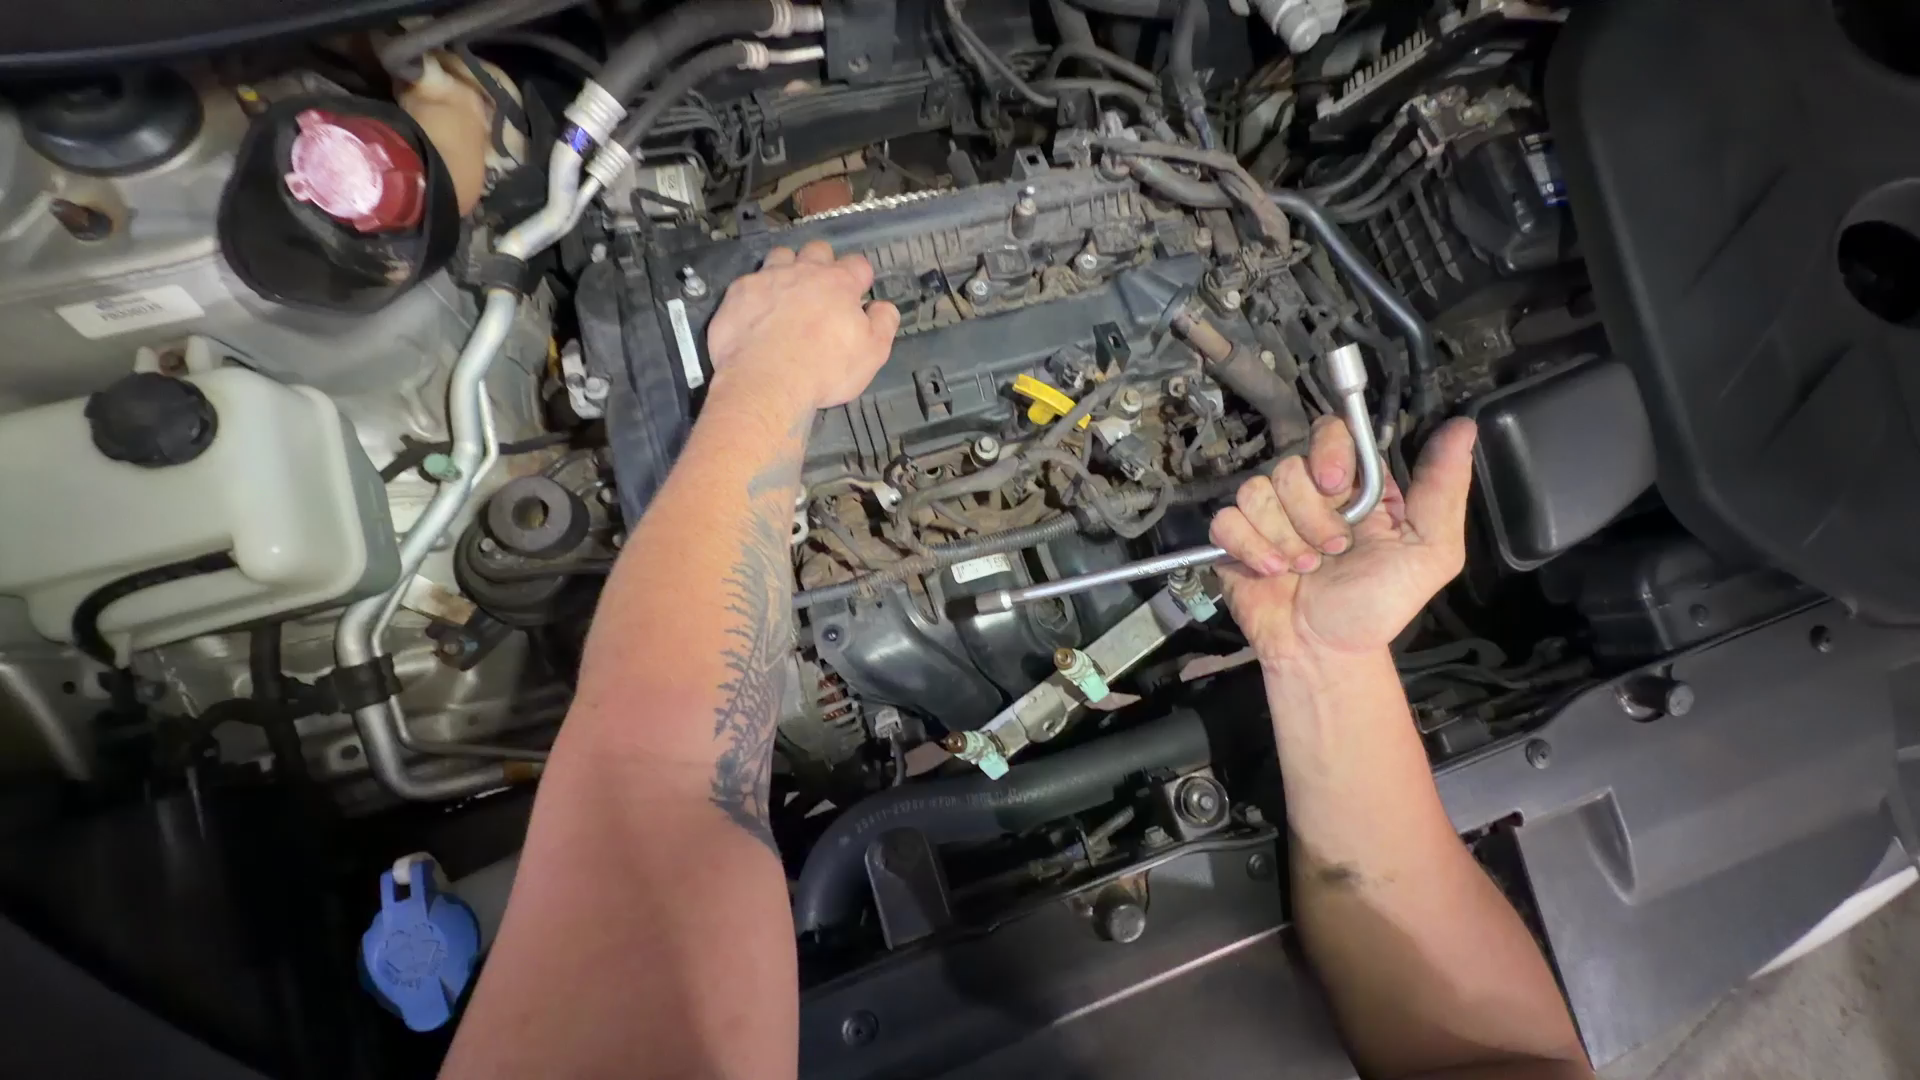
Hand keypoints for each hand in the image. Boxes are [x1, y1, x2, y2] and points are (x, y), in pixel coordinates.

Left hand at [705, 240, 900, 411]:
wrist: (767, 382)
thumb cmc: (826, 370)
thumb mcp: (873, 354)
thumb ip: (883, 324)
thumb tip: (884, 307)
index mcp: (840, 284)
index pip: (858, 264)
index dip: (860, 278)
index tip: (857, 296)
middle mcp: (804, 271)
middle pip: (818, 250)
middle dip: (823, 265)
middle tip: (822, 293)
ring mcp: (768, 278)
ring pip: (782, 255)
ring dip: (788, 268)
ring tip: (788, 294)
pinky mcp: (739, 293)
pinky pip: (750, 281)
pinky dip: (757, 293)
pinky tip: (757, 313)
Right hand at [1208, 415, 1477, 666]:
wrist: (1324, 651)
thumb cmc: (1376, 605)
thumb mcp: (1430, 551)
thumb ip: (1443, 488)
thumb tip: (1462, 427)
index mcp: (1351, 487)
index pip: (1329, 433)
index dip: (1328, 453)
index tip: (1336, 486)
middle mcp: (1305, 494)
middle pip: (1288, 467)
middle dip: (1309, 516)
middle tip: (1330, 552)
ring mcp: (1265, 516)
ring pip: (1255, 492)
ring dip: (1281, 538)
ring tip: (1302, 569)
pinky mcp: (1232, 539)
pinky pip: (1226, 521)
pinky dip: (1248, 548)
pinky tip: (1270, 571)